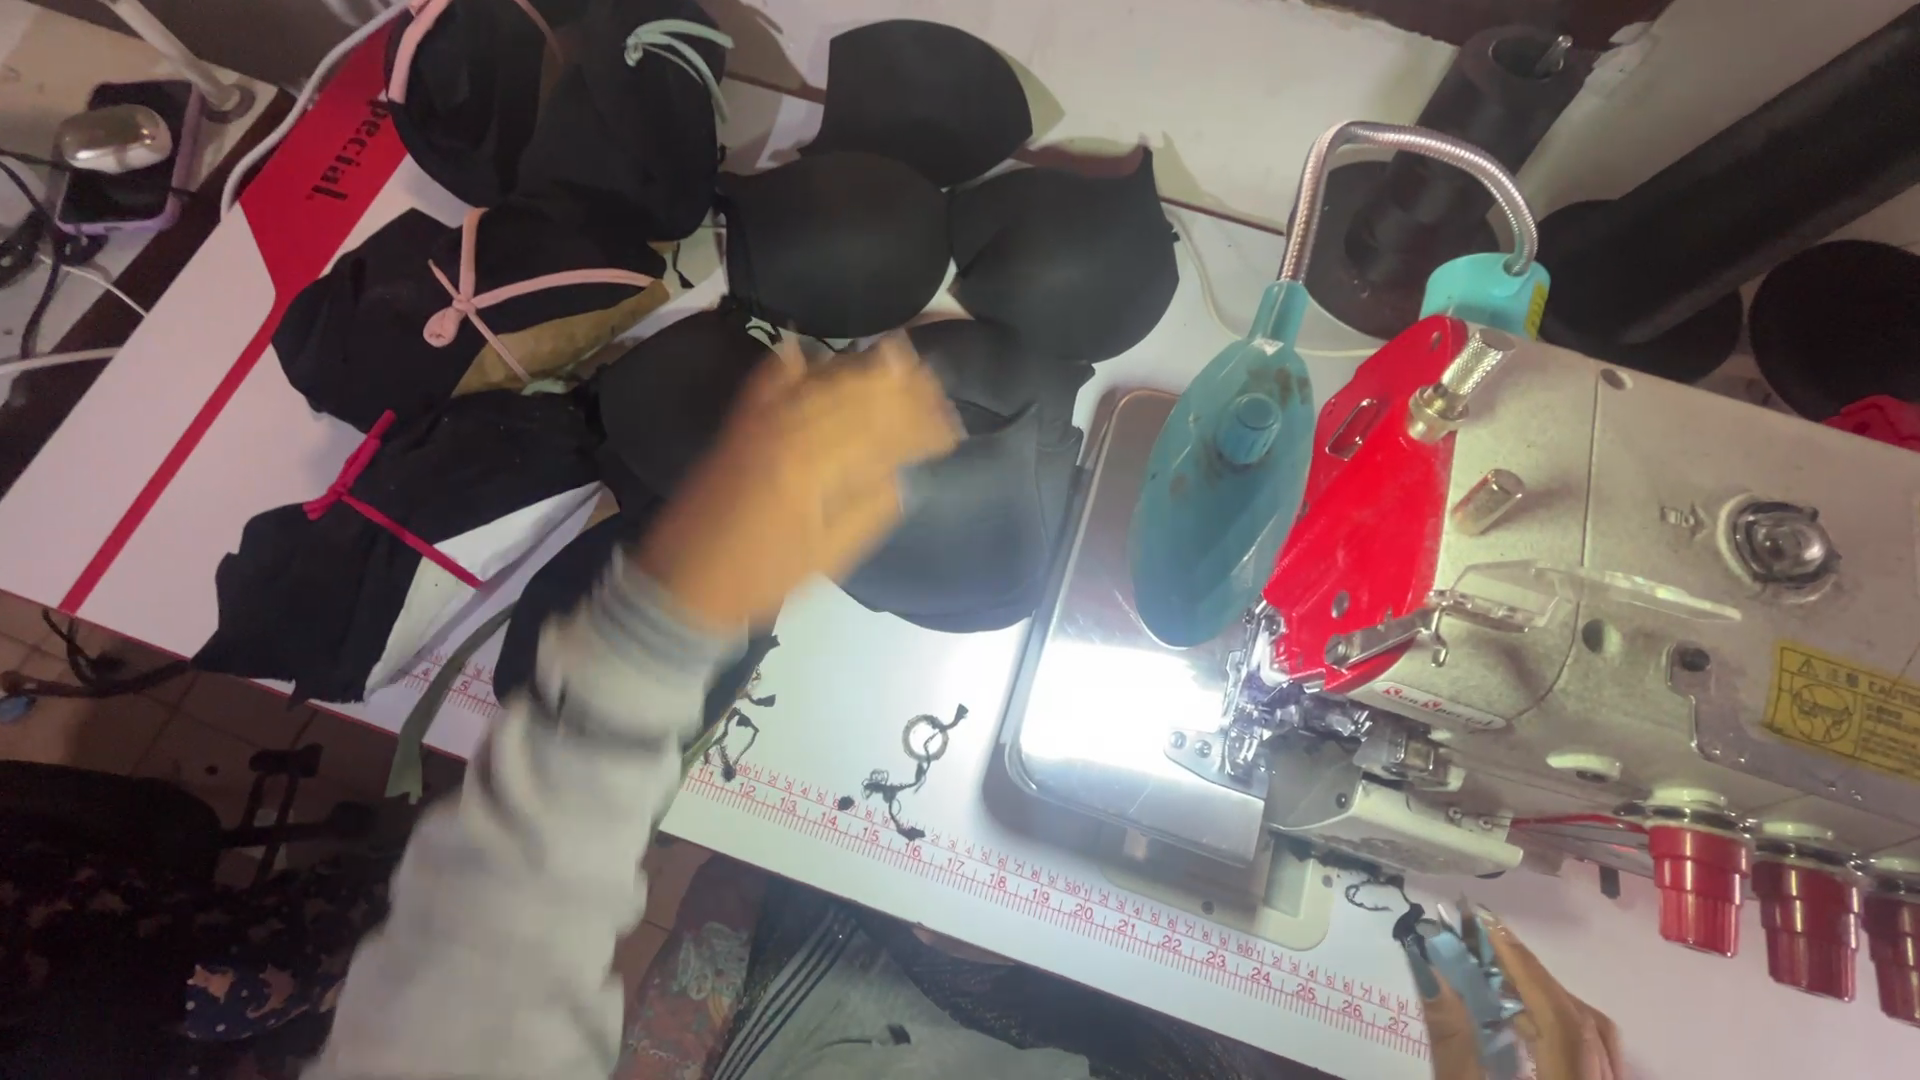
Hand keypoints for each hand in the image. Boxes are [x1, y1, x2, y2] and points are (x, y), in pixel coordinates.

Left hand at [633, 333, 962, 629]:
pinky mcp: (737, 426)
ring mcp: (758, 424)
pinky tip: (807, 349)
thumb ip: (869, 509)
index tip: (952, 426)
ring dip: (862, 368)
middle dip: (902, 388)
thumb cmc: (762, 579)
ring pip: (821, 382)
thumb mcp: (829, 555)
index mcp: (815, 469)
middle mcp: (788, 433)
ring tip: (898, 357)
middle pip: (857, 395)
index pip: (882, 434)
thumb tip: (902, 474)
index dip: (921, 427)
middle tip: (936, 381)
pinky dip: (791, 363)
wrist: (682, 584)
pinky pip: (767, 382)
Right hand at [1410, 914, 1624, 1079]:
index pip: (1559, 1015)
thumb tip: (1430, 970)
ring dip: (1546, 998)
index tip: (1482, 921)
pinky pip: (1594, 1057)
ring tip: (1497, 974)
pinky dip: (1559, 1027)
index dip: (1521, 964)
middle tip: (1482, 940)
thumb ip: (1452, 1038)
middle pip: (1583, 1021)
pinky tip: (1521, 1020)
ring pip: (1596, 1038)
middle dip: (1530, 974)